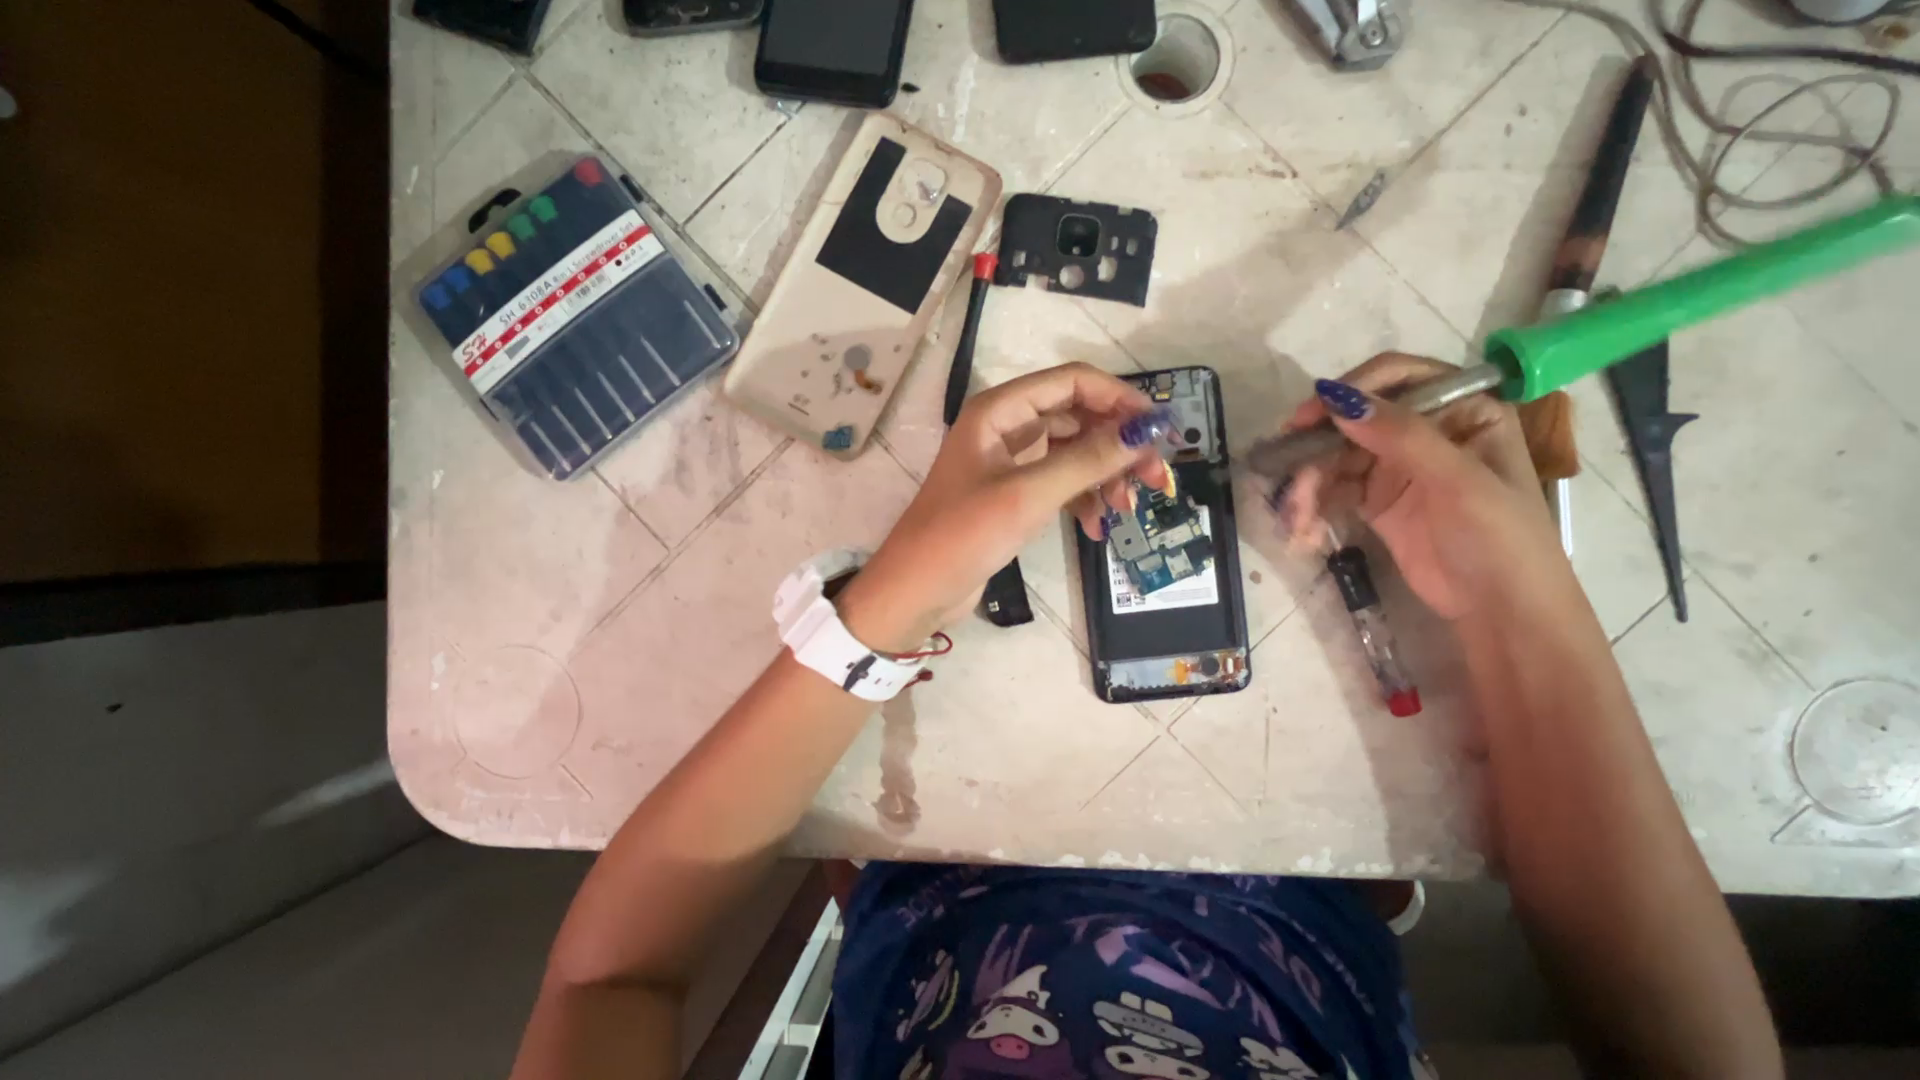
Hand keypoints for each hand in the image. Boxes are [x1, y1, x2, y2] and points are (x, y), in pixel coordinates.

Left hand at [838, 363, 1167, 651]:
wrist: (915, 591)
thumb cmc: (963, 536)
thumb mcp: (1028, 495)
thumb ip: (1088, 460)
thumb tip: (1147, 429)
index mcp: (1000, 410)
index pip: (1073, 381)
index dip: (1120, 398)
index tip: (1160, 429)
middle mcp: (1005, 426)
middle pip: (1079, 416)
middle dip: (1119, 443)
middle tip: (1155, 479)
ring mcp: (1009, 461)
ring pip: (1073, 452)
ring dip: (1105, 475)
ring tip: (1126, 509)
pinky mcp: (1012, 494)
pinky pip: (1061, 483)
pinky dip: (1083, 499)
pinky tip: (1095, 527)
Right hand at [1277, 353, 1567, 620]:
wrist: (1503, 613)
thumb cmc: (1500, 539)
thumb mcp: (1457, 481)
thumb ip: (1401, 435)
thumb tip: (1336, 397)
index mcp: (1464, 409)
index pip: (1400, 378)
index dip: (1352, 390)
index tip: (1309, 417)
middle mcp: (1429, 430)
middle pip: (1358, 419)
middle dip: (1319, 446)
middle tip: (1284, 468)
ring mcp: (1400, 467)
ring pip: (1338, 456)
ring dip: (1310, 482)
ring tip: (1295, 516)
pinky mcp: (1378, 502)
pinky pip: (1334, 490)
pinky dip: (1313, 506)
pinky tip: (1302, 530)